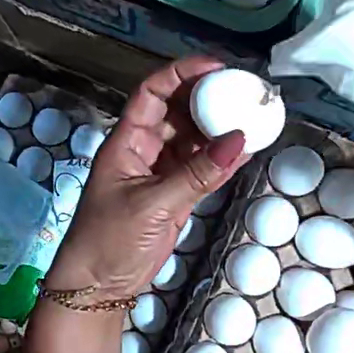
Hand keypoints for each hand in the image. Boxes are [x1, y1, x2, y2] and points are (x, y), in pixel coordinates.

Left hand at [47, 57, 249, 303]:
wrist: (98, 285)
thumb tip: (239, 140)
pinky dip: (222, 160)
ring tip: (254, 115)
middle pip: (177, 112)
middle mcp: (144, 150)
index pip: (152, 93)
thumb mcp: (152, 204)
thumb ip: (196, 175)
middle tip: (245, 90)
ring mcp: (160, 172)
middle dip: (207, 98)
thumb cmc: (110, 238)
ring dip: (219, 128)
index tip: (217, 67)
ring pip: (193, 140)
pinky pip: (201, 169)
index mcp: (126, 141)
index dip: (181, 74)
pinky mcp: (173, 196)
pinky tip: (247, 149)